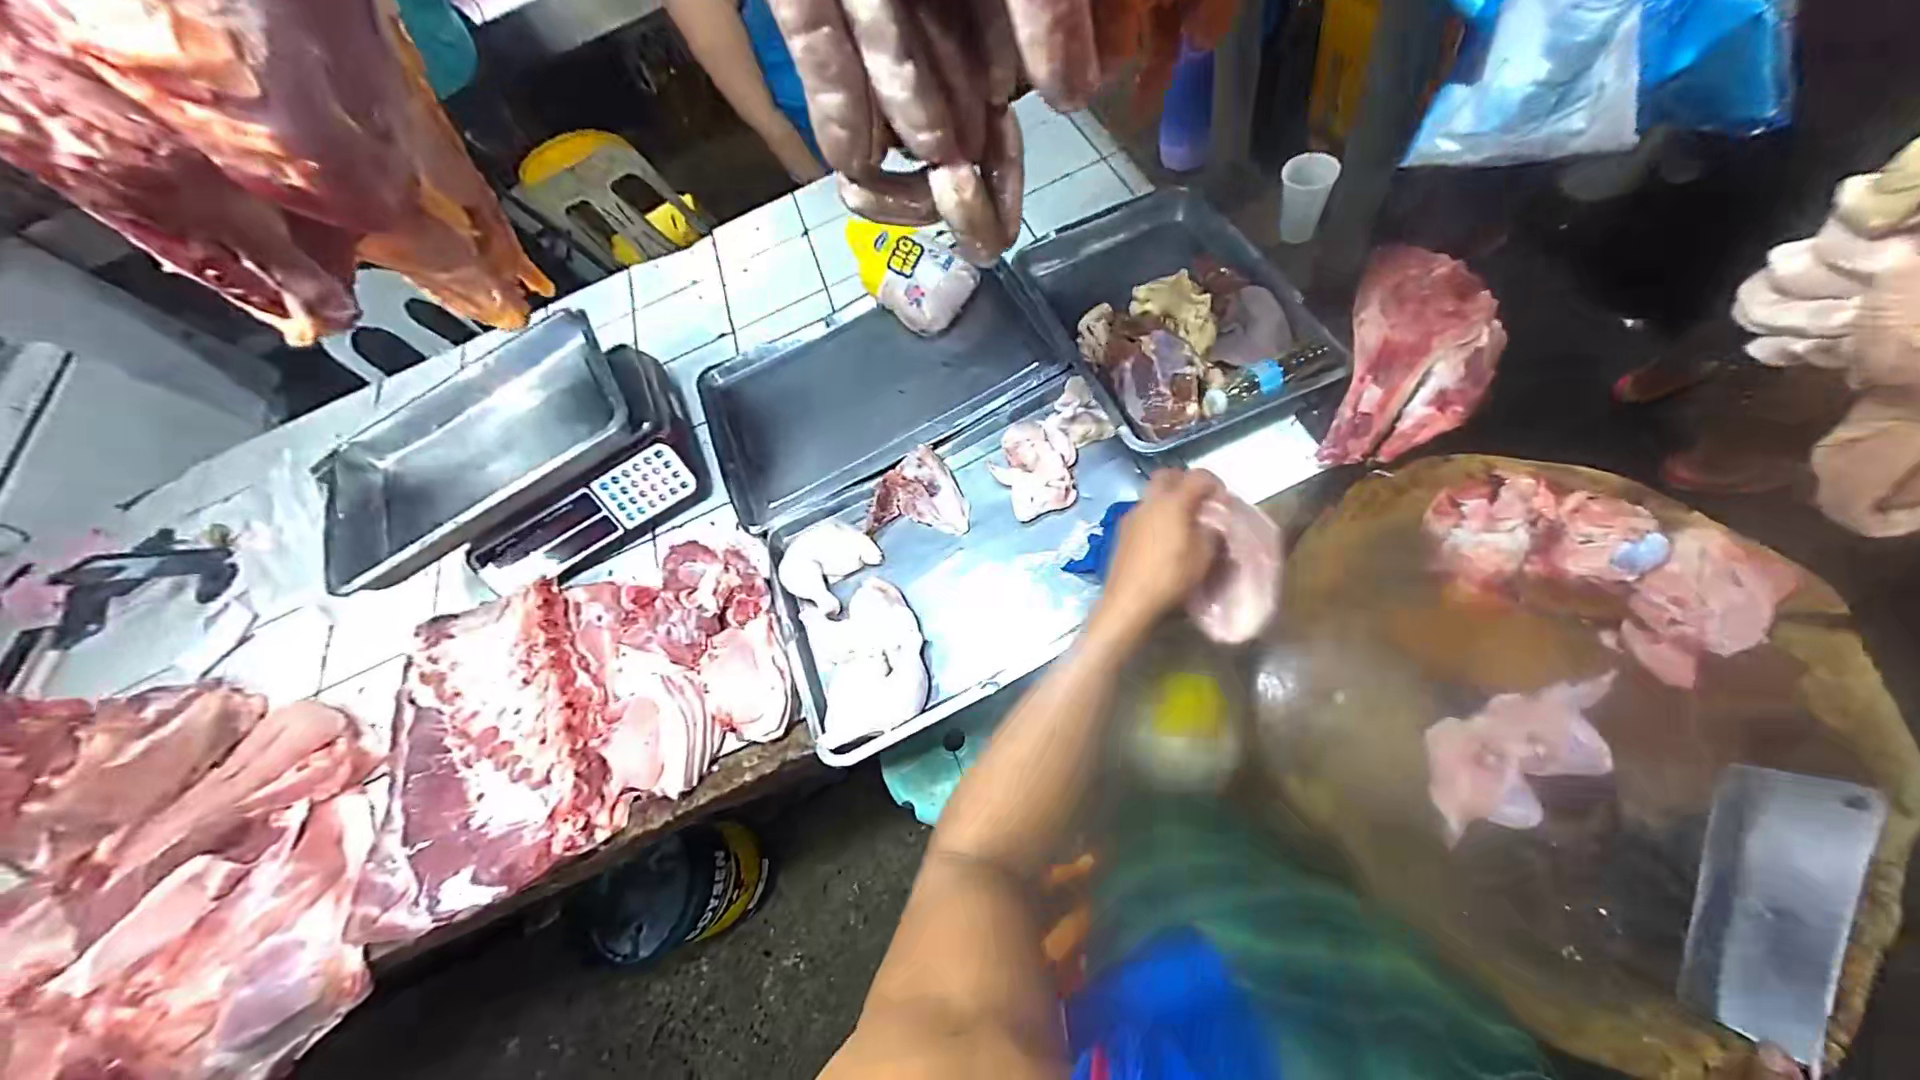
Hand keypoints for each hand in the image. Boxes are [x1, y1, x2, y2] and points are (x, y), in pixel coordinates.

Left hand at [1087, 468, 1223, 646]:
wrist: (1128, 602)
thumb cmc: (1171, 577)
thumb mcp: (1205, 556)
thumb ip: (1212, 533)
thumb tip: (1211, 525)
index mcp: (1172, 502)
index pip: (1198, 476)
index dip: (1215, 484)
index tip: (1224, 502)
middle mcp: (1148, 502)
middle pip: (1168, 476)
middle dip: (1186, 483)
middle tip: (1201, 502)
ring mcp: (1130, 516)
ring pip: (1152, 495)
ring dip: (1169, 501)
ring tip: (1184, 523)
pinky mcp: (1121, 533)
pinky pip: (1143, 514)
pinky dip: (1156, 516)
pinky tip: (1164, 538)